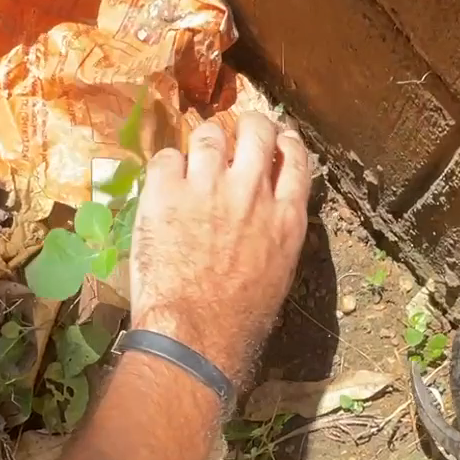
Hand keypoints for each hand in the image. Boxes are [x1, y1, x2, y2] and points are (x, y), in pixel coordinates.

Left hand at [129, 113, 311, 387]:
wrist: (195, 334)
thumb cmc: (238, 321)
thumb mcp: (277, 275)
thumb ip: (276, 234)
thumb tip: (267, 217)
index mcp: (285, 217)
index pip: (295, 157)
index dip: (285, 141)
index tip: (277, 140)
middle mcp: (251, 191)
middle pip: (256, 130)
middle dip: (248, 126)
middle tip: (235, 135)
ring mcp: (208, 187)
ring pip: (210, 134)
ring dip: (205, 142)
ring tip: (195, 159)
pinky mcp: (166, 192)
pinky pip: (166, 157)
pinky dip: (167, 166)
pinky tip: (165, 184)